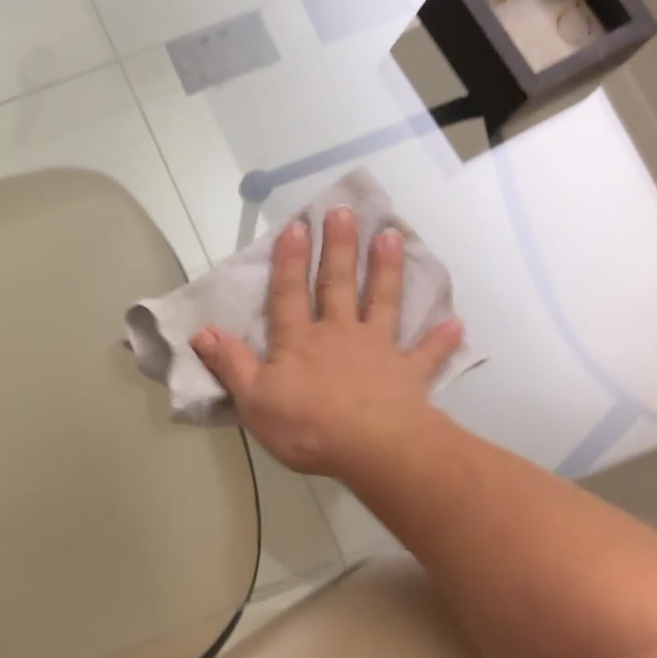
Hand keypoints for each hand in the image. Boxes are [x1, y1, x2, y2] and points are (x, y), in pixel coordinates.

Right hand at [190, 206, 463, 476]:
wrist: (370, 445)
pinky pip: (425, 353)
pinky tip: (453, 323)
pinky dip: (439, 339)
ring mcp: (377, 350)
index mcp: (297, 342)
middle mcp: (338, 334)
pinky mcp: (407, 373)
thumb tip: (204, 332)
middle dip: (338, 248)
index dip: (290, 262)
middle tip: (344, 212)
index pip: (289, 294)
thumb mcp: (251, 397)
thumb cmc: (302, 423)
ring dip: (386, 269)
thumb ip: (231, 363)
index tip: (297, 227)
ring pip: (382, 302)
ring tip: (391, 237)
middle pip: (337, 285)